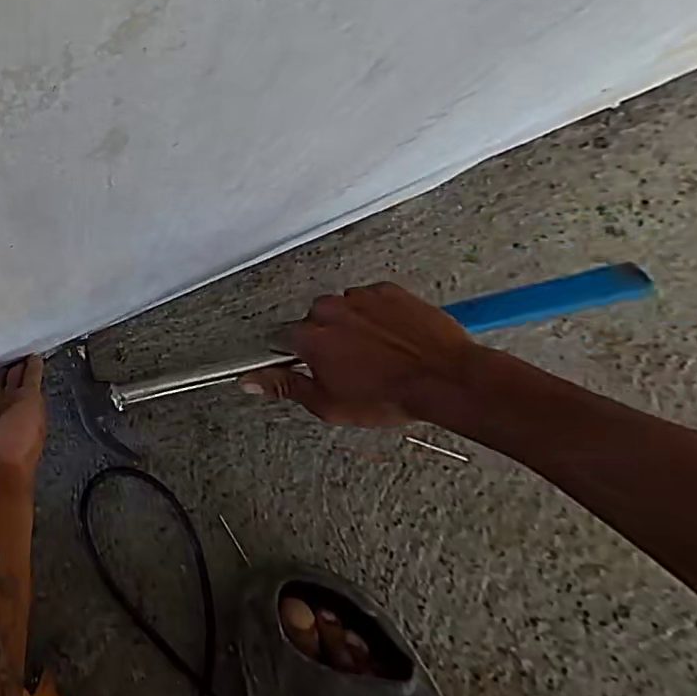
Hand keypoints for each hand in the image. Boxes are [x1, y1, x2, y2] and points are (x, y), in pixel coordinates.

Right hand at [239, 282, 482, 425]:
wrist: (447, 379)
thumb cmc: (392, 394)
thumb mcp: (328, 404)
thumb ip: (283, 386)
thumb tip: (249, 381)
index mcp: (308, 336)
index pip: (280, 338)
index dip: (293, 354)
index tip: (306, 363)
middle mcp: (328, 311)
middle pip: (314, 322)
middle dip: (327, 340)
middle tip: (349, 365)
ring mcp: (358, 298)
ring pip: (343, 310)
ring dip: (353, 327)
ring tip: (377, 353)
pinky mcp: (386, 292)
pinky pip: (372, 301)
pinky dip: (378, 316)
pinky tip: (392, 339)